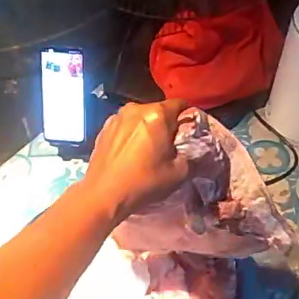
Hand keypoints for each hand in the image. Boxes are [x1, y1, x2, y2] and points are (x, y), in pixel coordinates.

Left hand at [76, 99, 190, 219]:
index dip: (187, 117)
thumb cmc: (145, 181)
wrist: (104, 194)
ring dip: (147, 128)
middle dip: (166, 123)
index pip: (180, 104)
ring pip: (140, 117)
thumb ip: (192, 156)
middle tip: (168, 144)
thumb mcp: (180, 173)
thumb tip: (195, 151)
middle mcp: (136, 109)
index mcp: (158, 114)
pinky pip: (125, 126)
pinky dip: (131, 134)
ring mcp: (117, 117)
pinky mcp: (104, 128)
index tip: (188, 132)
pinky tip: (130, 152)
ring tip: (147, 149)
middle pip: (159, 110)